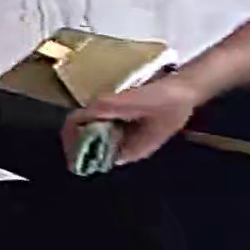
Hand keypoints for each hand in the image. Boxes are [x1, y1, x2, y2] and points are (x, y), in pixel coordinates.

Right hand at [62, 73, 201, 166]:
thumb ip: (135, 149)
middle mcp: (97, 102)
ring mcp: (102, 102)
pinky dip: (93, 133)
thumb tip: (114, 160)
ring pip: (83, 121)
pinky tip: (104, 145)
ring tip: (90, 155)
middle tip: (80, 160)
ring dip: (83, 138)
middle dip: (75, 142)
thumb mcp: (157, 133)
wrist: (179, 89)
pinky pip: (93, 119)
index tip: (73, 158)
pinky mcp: (109, 104)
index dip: (71, 140)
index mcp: (105, 107)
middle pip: (75, 122)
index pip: (74, 121)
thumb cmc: (170, 109)